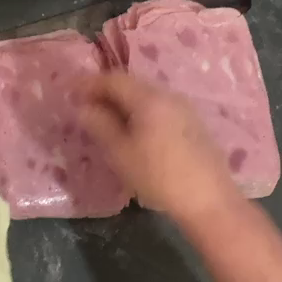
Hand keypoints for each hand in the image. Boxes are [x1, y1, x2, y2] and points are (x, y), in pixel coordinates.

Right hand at [79, 73, 239, 218]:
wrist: (210, 202)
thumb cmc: (159, 176)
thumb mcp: (120, 153)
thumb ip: (99, 125)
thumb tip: (83, 107)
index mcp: (148, 98)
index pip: (113, 79)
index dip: (89, 83)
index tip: (70, 92)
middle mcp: (168, 96)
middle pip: (131, 85)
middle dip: (105, 92)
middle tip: (85, 105)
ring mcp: (184, 109)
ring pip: (146, 97)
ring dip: (123, 103)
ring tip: (105, 120)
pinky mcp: (193, 125)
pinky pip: (159, 109)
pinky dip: (139, 112)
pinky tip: (133, 131)